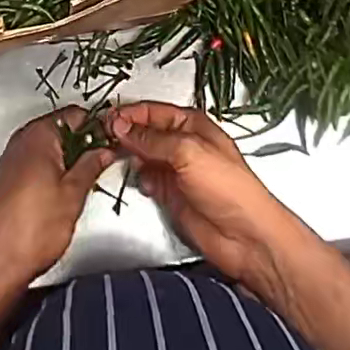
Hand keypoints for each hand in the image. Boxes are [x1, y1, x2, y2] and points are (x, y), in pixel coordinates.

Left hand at [0, 108, 112, 285]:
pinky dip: (52, 169)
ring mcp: (12, 157)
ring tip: (84, 182)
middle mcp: (22, 139)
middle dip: (83, 144)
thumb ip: (92, 164)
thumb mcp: (73, 193)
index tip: (111, 143)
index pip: (75, 115)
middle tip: (101, 164)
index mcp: (39, 134)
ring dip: (68, 159)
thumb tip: (104, 150)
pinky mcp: (8, 176)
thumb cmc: (33, 228)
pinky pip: (36, 160)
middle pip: (61, 129)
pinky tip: (62, 192)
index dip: (97, 127)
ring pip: (49, 146)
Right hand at [111, 102, 303, 294]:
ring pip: (144, 155)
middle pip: (146, 132)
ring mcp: (176, 170)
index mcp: (191, 124)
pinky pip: (147, 179)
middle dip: (126, 133)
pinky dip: (140, 178)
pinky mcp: (171, 194)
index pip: (153, 111)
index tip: (108, 120)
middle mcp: (182, 143)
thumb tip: (122, 125)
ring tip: (116, 157)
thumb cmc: (228, 187)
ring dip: (130, 155)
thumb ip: (152, 139)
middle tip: (104, 137)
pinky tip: (141, 181)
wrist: (245, 237)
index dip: (130, 114)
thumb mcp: (188, 152)